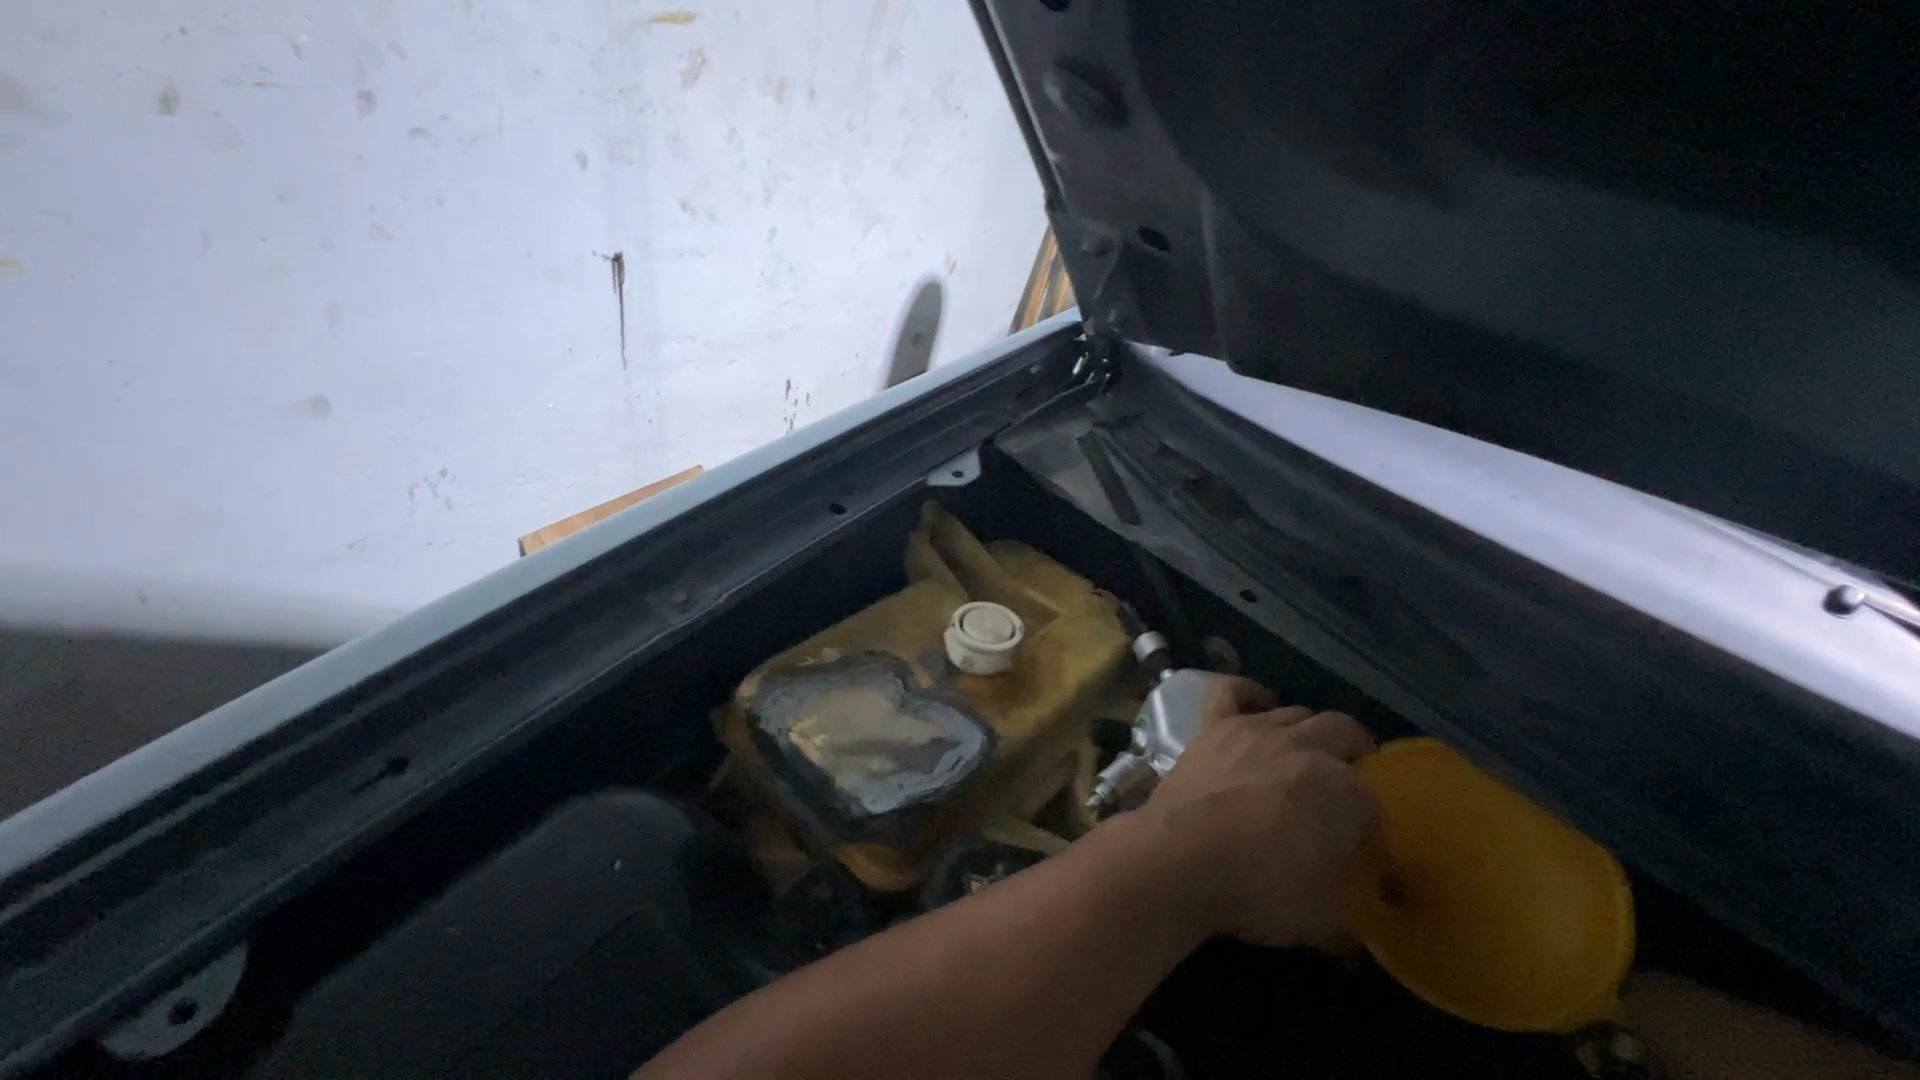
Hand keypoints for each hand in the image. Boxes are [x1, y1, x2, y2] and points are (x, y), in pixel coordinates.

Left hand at [1131, 677, 1377, 946]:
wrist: (1178, 859)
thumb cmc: (1257, 890)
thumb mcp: (1322, 920)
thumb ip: (1348, 913)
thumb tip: (1356, 928)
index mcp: (1344, 790)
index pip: (1373, 801)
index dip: (1371, 826)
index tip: (1361, 849)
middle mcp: (1306, 747)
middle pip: (1345, 734)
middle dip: (1354, 757)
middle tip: (1344, 787)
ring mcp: (1256, 730)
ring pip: (1297, 712)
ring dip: (1308, 731)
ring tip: (1304, 757)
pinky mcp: (1214, 726)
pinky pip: (1234, 692)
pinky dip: (1249, 693)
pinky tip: (1258, 702)